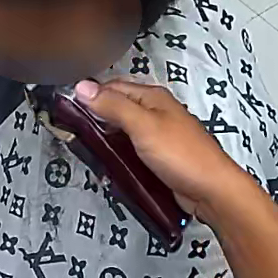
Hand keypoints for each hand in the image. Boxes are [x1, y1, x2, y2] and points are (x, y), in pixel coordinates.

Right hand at [70, 79, 261, 222]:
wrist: (211, 190)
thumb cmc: (184, 156)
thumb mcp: (143, 126)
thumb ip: (113, 106)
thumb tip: (83, 88)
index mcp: (153, 98)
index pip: (112, 87)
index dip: (89, 96)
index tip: (66, 110)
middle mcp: (156, 113)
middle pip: (116, 108)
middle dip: (96, 119)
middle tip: (74, 132)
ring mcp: (158, 135)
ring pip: (123, 131)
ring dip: (107, 140)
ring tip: (91, 151)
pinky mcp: (159, 157)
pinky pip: (132, 151)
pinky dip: (120, 156)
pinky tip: (112, 165)